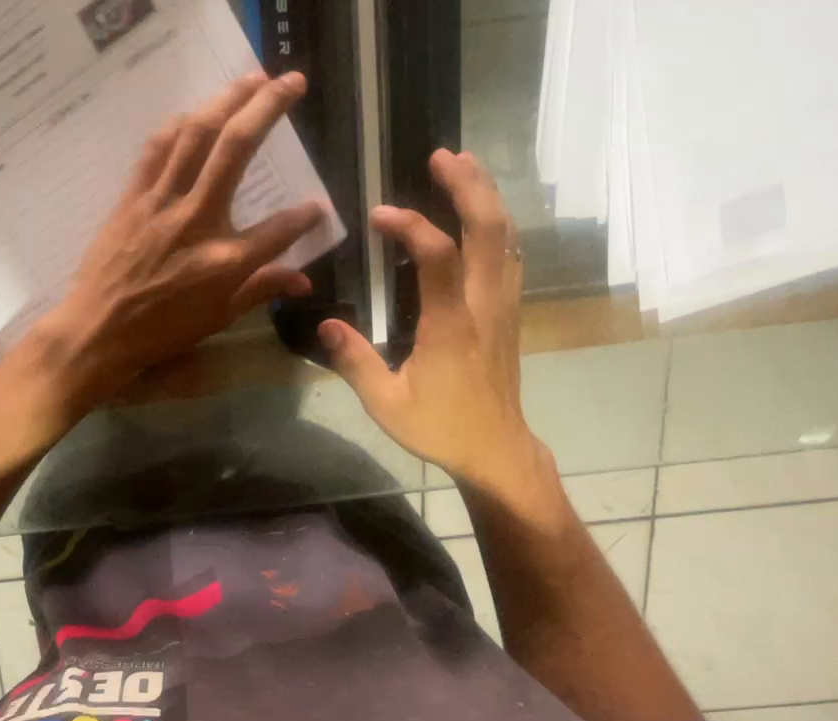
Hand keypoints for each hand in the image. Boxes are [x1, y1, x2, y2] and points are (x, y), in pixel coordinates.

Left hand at [28, 71, 327, 405]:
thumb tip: (303, 282)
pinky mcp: (132, 198)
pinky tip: (196, 112)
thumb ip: (261, 291)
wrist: (97, 332)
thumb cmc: (159, 333)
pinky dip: (179, 123)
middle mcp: (196, 220)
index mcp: (224, 261)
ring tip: (251, 79)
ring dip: (227, 98)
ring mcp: (161, 204)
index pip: (279, 228)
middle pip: (238, 148)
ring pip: (197, 134)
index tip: (317, 207)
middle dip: (270, 107)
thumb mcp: (217, 319)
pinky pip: (157, 148)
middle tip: (293, 81)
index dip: (305, 216)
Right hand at [318, 150, 548, 501]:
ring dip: (487, 197)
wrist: (495, 449)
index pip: (437, 256)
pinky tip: (483, 217)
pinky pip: (511, 255)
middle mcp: (485, 304)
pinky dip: (497, 225)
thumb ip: (356, 362)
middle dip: (468, 185)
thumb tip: (325, 327)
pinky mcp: (511, 313)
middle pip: (489, 228)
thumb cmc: (439, 427)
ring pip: (508, 236)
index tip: (379, 214)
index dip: (410, 226)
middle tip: (442, 156)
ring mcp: (504, 306)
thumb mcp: (386, 404)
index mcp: (451, 324)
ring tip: (464, 168)